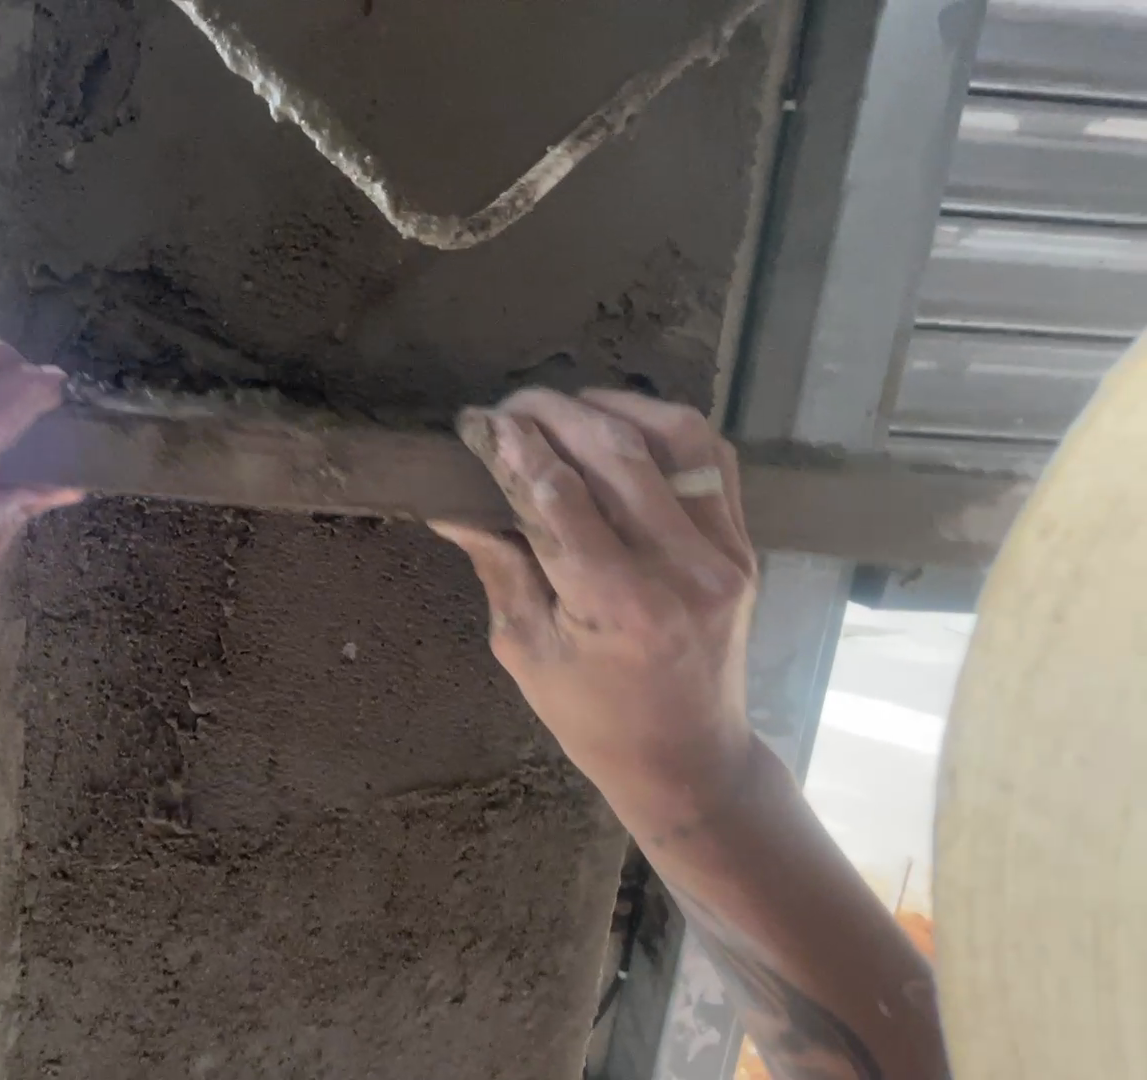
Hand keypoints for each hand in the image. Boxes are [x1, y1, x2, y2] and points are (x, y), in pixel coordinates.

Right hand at [430, 388, 757, 822]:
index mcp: (616, 605)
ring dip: (606, 407)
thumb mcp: (523, 647)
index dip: (511, 448)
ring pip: (671, 439)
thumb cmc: (588, 714)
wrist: (686, 754)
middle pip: (613, 454)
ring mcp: (724, 551)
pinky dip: (661, 424)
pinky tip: (616, 420)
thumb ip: (497, 565)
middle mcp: (680, 569)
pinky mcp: (743, 543)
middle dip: (549, 415)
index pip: (557, 496)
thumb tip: (452, 505)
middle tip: (503, 408)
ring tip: (556, 405)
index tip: (473, 422)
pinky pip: (710, 458)